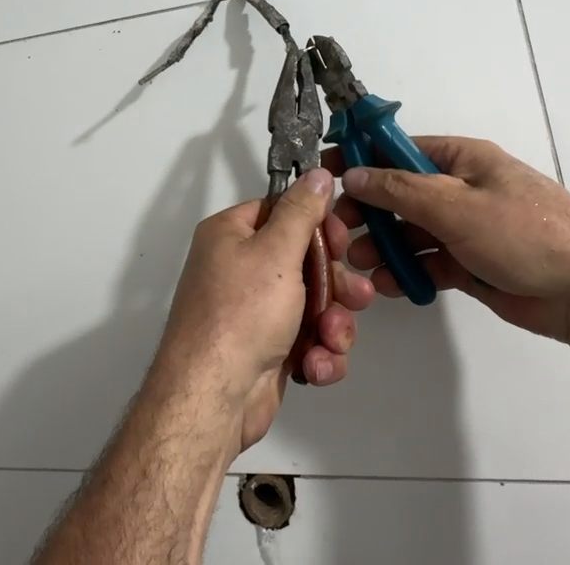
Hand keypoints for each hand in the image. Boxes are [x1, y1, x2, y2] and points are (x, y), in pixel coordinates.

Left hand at [150, 168, 375, 451]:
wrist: (215, 395)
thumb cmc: (240, 314)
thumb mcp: (275, 253)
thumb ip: (301, 212)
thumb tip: (316, 173)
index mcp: (230, 234)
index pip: (282, 212)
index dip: (316, 226)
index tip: (341, 243)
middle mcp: (238, 267)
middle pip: (305, 261)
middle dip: (334, 285)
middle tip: (354, 298)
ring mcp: (253, 311)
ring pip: (314, 304)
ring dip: (332, 324)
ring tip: (330, 340)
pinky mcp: (268, 348)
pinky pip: (308, 340)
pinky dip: (318, 353)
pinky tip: (315, 366)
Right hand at [331, 136, 569, 344]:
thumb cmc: (524, 233)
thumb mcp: (454, 205)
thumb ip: (398, 190)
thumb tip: (352, 174)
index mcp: (460, 159)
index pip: (396, 148)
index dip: (359, 157)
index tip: (324, 173)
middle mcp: (459, 188)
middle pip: (397, 193)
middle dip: (366, 211)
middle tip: (336, 230)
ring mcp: (465, 227)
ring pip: (409, 230)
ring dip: (383, 245)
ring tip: (359, 265)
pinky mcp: (470, 263)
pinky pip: (427, 261)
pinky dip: (407, 271)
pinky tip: (388, 285)